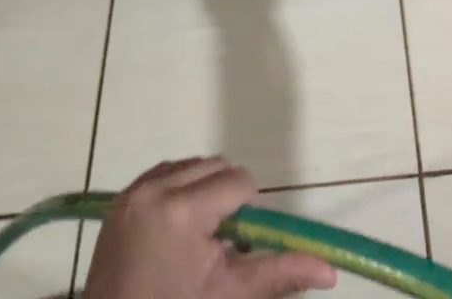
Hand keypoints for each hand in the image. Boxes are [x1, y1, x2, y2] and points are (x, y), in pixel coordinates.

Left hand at [83, 158, 336, 298]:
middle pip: (215, 166)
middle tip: (222, 242)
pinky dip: (177, 190)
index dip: (248, 210)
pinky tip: (176, 230)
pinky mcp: (119, 200)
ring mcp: (132, 192)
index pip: (238, 181)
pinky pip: (162, 174)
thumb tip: (332, 271)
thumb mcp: (230, 295)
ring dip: (203, 190)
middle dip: (227, 196)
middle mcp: (155, 188)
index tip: (239, 244)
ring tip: (199, 238)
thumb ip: (280, 273)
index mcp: (183, 210)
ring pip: (190, 166)